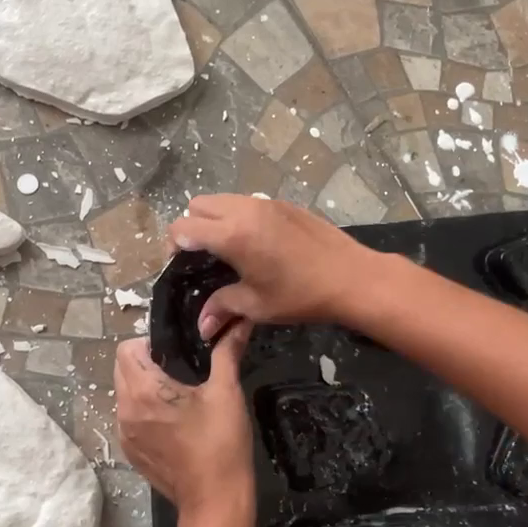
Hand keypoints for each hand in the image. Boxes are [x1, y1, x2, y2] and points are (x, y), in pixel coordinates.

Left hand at [114, 323, 255, 524]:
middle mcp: (125, 410)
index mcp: (144, 391)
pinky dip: (143, 410)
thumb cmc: (221, 443)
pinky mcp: (131, 452)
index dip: (149, 343)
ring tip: (177, 394)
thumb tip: (238, 321)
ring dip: (143, 387)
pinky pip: (129, 417)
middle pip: (122, 368)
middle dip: (145, 362)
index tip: (175, 351)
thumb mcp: (227, 392)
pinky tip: (172, 420)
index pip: (127, 348)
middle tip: (179, 369)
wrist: (215, 501)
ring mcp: (125, 434)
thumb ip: (227, 351)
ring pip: (123, 393)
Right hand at [168, 195, 383, 339]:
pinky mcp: (284, 204)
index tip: (184, 264)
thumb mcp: (257, 306)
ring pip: (224, 199)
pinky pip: (248, 202)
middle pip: (199, 204)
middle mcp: (244, 210)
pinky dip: (240, 216)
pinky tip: (258, 243)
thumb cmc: (301, 295)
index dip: (175, 244)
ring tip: (230, 248)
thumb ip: (222, 308)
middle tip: (204, 255)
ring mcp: (266, 203)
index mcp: (232, 234)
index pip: (183, 226)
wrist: (352, 277)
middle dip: (193, 226)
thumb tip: (202, 327)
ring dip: (217, 218)